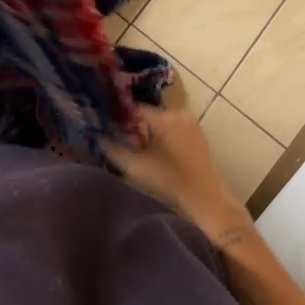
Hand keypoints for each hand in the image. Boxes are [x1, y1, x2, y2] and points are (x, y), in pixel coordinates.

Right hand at [104, 106, 247, 229]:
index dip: (120, 117)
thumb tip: (99, 137)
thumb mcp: (136, 166)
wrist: (204, 196)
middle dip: (134, 127)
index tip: (107, 126)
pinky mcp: (197, 135)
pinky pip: (173, 129)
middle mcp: (179, 114)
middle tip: (120, 141)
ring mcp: (190, 123)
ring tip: (136, 149)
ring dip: (148, 133)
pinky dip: (162, 137)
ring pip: (161, 123)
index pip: (136, 108)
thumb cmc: (169, 179)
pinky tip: (155, 153)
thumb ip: (114, 149)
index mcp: (165, 117)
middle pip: (148, 116)